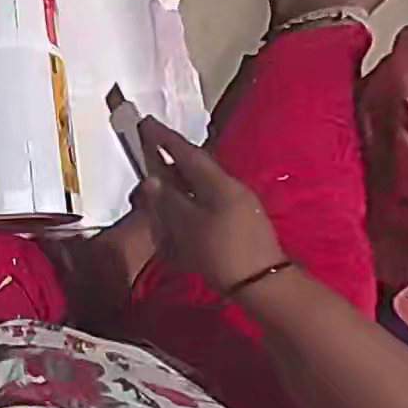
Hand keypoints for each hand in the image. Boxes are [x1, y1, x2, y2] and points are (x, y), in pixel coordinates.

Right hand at [130, 118, 287, 289]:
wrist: (262, 284)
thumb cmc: (221, 252)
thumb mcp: (187, 226)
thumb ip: (168, 200)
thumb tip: (152, 179)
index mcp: (218, 184)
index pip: (187, 154)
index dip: (164, 138)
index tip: (146, 122)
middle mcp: (231, 187)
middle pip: (196, 166)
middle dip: (171, 158)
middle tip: (148, 150)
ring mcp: (239, 203)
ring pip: (202, 183)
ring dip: (180, 179)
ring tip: (159, 181)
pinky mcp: (240, 219)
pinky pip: (208, 198)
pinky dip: (190, 197)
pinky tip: (180, 207)